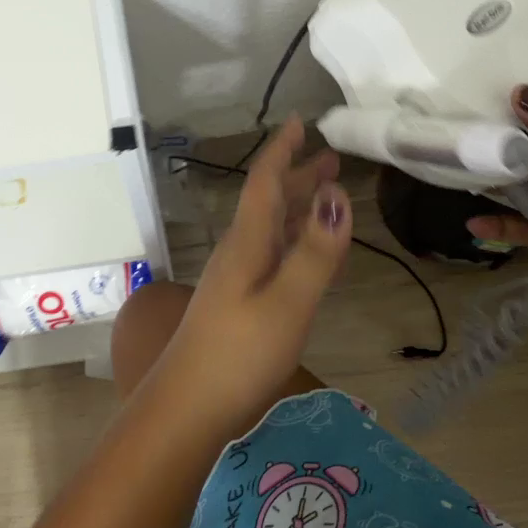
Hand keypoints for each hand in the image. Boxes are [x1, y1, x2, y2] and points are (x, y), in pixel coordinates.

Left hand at [159, 118, 350, 428]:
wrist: (190, 406)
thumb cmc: (240, 353)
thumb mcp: (288, 303)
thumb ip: (315, 253)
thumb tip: (338, 194)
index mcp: (247, 242)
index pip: (266, 182)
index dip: (282, 150)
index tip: (300, 121)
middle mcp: (240, 252)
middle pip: (270, 202)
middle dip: (299, 176)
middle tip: (331, 157)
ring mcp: (237, 278)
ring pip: (272, 228)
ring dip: (299, 206)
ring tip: (327, 193)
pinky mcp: (240, 303)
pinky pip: (273, 255)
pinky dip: (295, 241)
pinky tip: (308, 251)